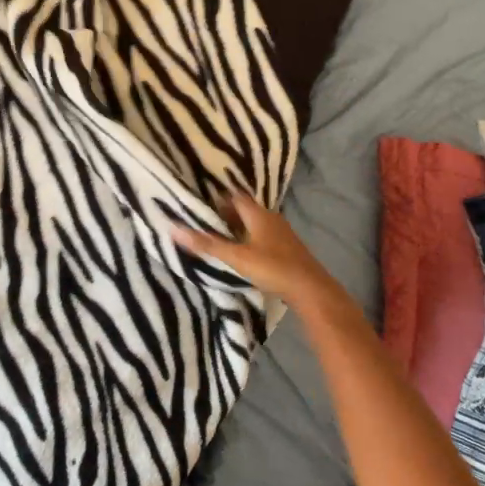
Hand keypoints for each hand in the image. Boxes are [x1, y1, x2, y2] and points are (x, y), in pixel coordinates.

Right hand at [171, 191, 344, 311]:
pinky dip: (248, 239)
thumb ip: (207, 244)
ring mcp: (281, 233)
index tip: (200, 204)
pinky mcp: (286, 248)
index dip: (218, 198)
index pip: (235, 196)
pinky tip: (240, 252)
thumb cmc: (273, 267)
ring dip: (237, 228)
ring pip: (254, 224)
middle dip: (225, 214)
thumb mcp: (236, 257)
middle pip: (244, 209)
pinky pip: (262, 236)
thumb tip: (174, 229)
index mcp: (259, 214)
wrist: (310, 289)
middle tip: (204, 222)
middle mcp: (271, 218)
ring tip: (217, 237)